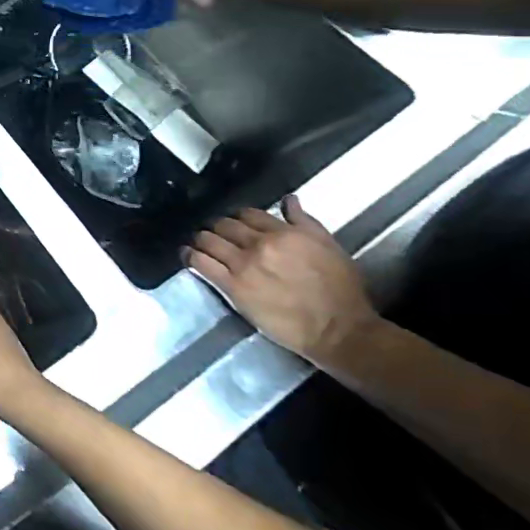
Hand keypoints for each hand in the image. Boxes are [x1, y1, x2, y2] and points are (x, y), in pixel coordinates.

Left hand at [185, 196, 383, 366]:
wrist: (340, 331)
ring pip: (208, 240)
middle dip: (218, 227)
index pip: (248, 214)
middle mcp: (261, 244)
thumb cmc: (342, 291)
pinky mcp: (233, 285)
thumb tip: (288, 199)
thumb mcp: (331, 249)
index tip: (236, 224)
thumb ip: (305, 222)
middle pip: (224, 225)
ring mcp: (244, 264)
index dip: (239, 217)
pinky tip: (187, 254)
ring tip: (201, 243)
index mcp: (285, 233)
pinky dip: (190, 255)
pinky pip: (201, 262)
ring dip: (202, 239)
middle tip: (217, 235)